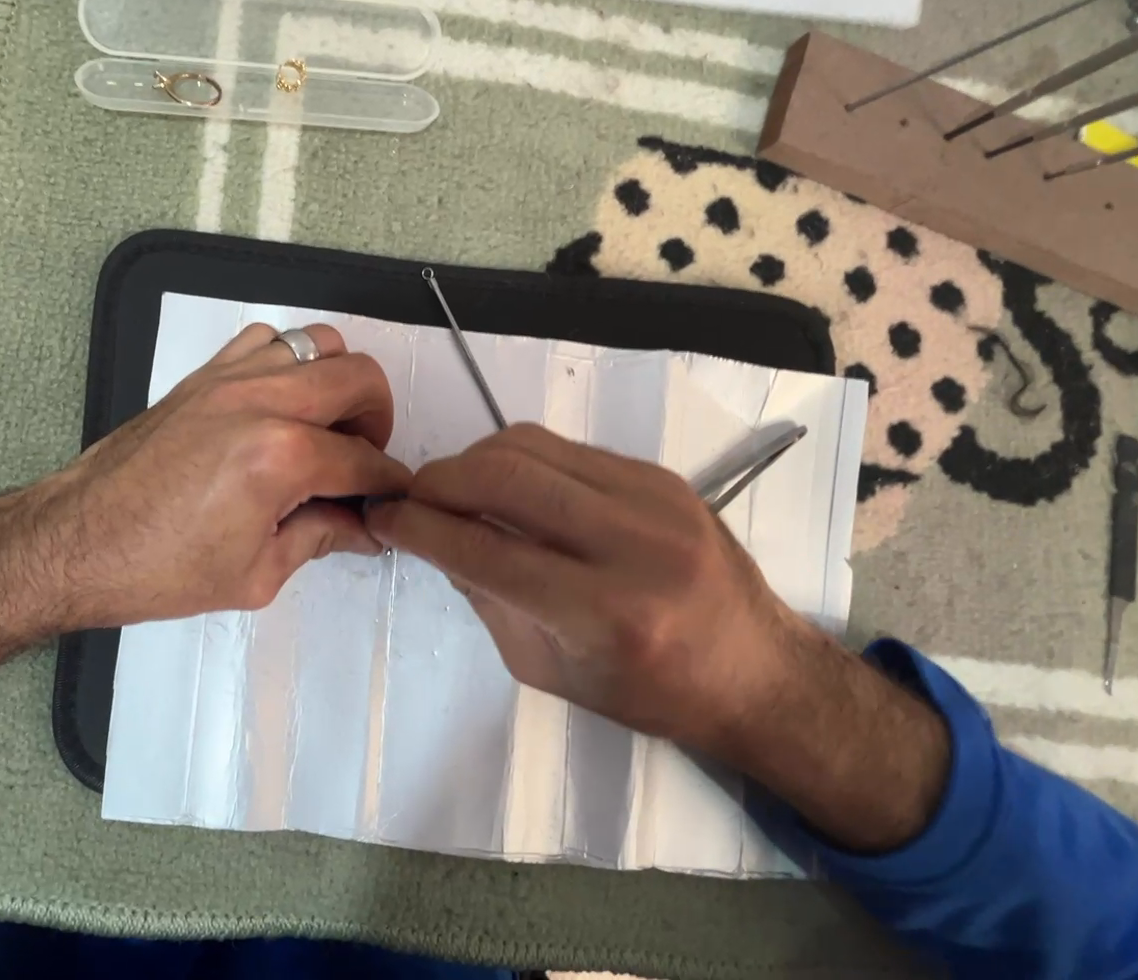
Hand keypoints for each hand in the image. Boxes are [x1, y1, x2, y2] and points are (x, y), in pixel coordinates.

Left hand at [50, 322, 411, 626]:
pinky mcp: (200, 377)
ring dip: (336, 382)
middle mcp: (258, 401)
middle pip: (357, 379)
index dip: (389, 486)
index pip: (364, 461)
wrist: (78, 543)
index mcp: (279, 457)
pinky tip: (279, 404)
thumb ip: (319, 537)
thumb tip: (359, 527)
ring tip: (327, 428)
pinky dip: (288, 361)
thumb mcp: (255, 574)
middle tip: (364, 461)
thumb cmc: (156, 569)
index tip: (391, 500)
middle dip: (379, 421)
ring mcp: (226, 380)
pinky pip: (264, 340)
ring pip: (315, 344)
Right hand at [367, 424, 948, 852]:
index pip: (481, 547)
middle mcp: (634, 544)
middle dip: (436, 479)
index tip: (380, 517)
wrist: (756, 673)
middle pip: (503, 476)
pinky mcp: (661, 475)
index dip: (417, 526)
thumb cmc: (644, 692)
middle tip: (410, 498)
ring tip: (455, 491)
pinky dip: (516, 460)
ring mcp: (655, 499)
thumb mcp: (543, 666)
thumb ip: (483, 594)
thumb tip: (431, 536)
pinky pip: (563, 447)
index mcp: (604, 613)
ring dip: (472, 461)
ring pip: (529, 444)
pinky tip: (507, 489)